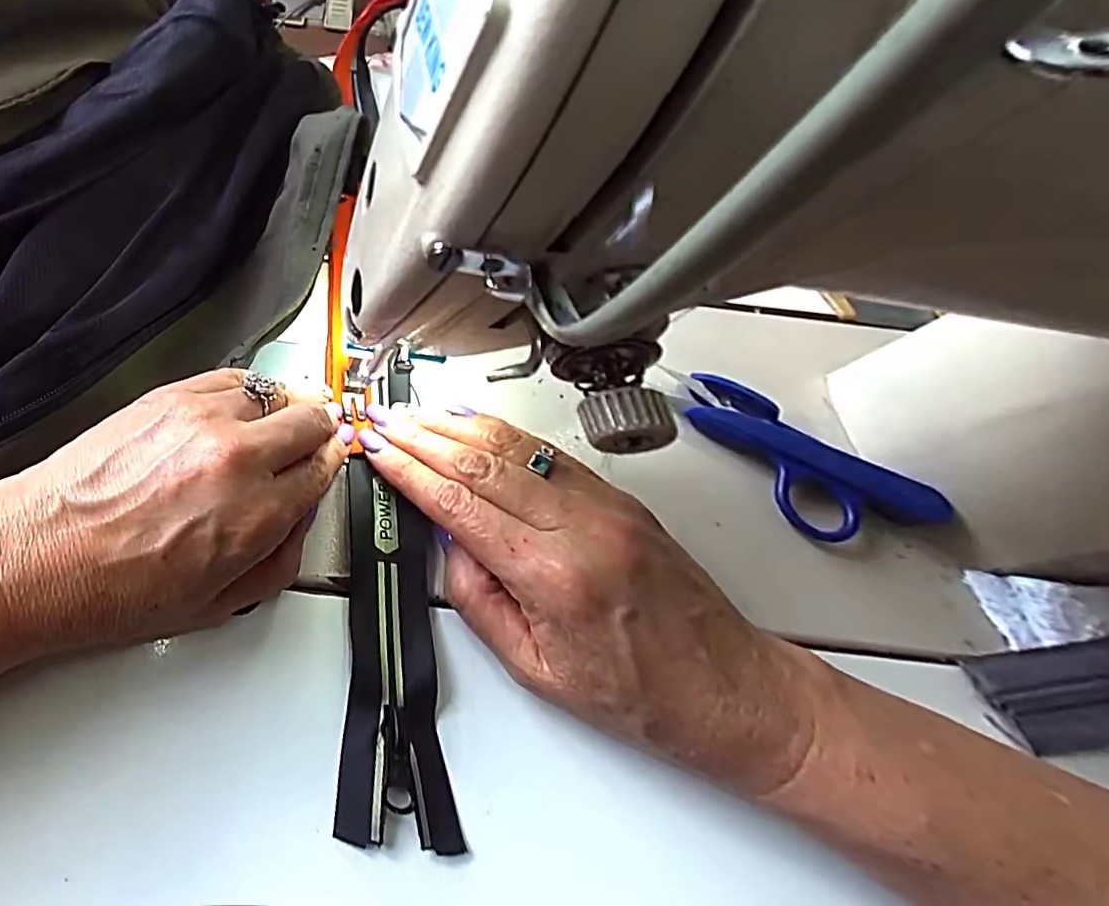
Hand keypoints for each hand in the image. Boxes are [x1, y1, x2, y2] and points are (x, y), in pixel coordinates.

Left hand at [0, 369, 350, 707]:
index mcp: (256, 514)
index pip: (323, 467)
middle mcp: (237, 458)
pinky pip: (234, 377)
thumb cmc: (113, 586)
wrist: (37, 556)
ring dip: (281, 409)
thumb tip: (299, 521)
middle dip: (317, 431)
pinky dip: (247, 391)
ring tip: (267, 427)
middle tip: (308, 440)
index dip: (329, 463)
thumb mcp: (216, 603)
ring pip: (276, 390)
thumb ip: (278, 560)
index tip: (325, 460)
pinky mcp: (169, 396)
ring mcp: (202, 419)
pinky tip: (236, 411)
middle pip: (312, 418)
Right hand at [357, 406, 823, 796]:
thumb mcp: (535, 667)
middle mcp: (581, 526)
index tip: (379, 452)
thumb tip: (446, 541)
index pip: (458, 504)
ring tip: (417, 414)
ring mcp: (604, 503)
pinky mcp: (617, 496)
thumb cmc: (641, 692)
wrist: (729, 687)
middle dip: (421, 436)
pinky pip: (546, 451)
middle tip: (385, 422)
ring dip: (456, 424)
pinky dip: (501, 431)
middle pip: (480, 462)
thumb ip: (478, 597)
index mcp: (554, 576)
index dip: (409, 471)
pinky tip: (474, 423)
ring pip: (513, 445)